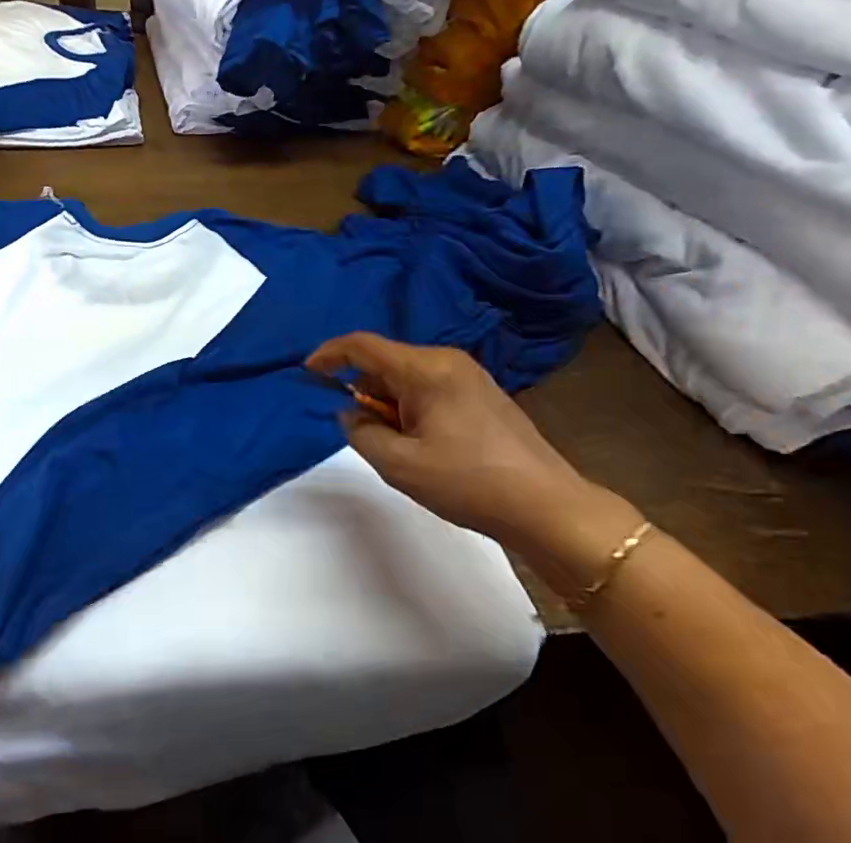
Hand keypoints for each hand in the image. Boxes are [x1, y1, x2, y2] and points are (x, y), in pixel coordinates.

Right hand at [305, 332, 606, 551]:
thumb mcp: (401, 464)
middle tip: (362, 435)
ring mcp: (468, 375)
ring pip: (408, 378)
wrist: (544, 503)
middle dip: (363, 392)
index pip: (364, 346)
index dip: (330, 354)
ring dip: (388, 405)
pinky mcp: (480, 394)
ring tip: (397, 449)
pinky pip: (430, 389)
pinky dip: (411, 409)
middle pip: (386, 362)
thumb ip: (362, 433)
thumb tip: (349, 413)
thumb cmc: (469, 482)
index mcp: (426, 368)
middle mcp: (447, 360)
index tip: (306, 373)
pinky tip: (421, 445)